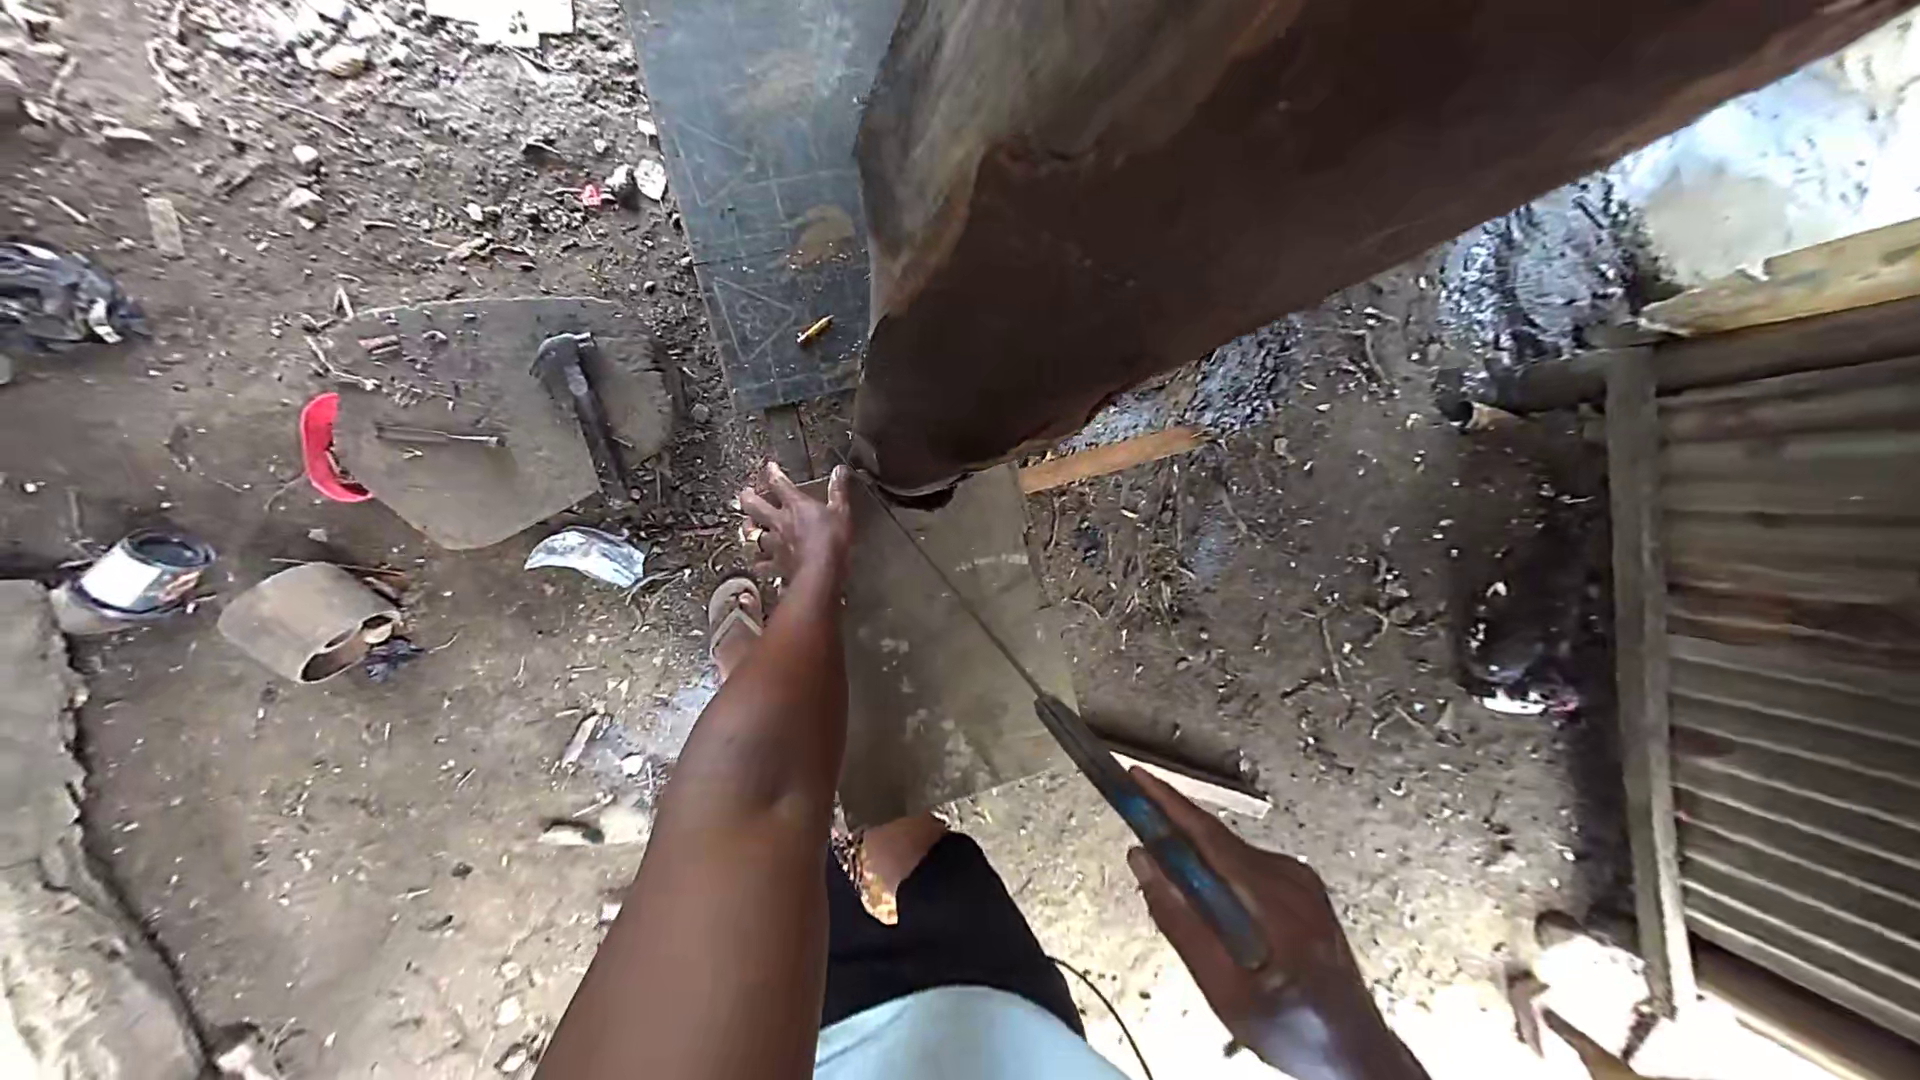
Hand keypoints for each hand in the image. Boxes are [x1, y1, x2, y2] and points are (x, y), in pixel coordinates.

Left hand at [738, 462, 852, 586]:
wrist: (821, 572)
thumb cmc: (832, 541)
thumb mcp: (841, 512)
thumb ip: (838, 490)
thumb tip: (840, 470)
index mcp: (795, 505)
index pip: (779, 483)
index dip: (772, 473)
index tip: (769, 467)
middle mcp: (779, 522)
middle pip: (754, 505)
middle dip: (748, 497)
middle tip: (746, 494)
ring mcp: (774, 544)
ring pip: (751, 534)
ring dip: (748, 529)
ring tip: (746, 526)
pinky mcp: (775, 565)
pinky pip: (760, 564)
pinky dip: (758, 563)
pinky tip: (758, 562)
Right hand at [1127, 768, 1427, 1079]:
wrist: (1357, 1054)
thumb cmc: (1288, 1031)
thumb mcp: (1222, 991)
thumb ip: (1178, 921)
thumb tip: (1141, 858)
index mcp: (1275, 905)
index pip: (1209, 836)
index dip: (1168, 802)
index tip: (1136, 776)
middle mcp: (1293, 879)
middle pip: (1217, 838)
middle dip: (1172, 823)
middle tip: (1134, 816)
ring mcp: (1302, 878)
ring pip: (1229, 851)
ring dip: (1195, 856)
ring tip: (1175, 888)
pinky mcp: (1303, 883)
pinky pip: (1245, 863)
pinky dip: (1217, 871)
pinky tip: (1212, 904)